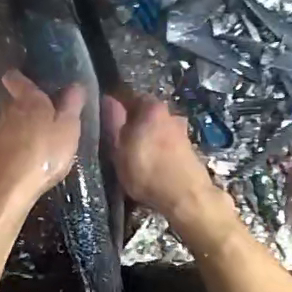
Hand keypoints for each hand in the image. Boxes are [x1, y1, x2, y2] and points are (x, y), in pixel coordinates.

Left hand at [0, 70, 83, 212]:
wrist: (12, 187)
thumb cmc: (45, 153)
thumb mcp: (69, 129)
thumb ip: (72, 106)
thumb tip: (75, 85)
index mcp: (28, 100)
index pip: (16, 78)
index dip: (21, 77)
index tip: (30, 80)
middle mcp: (9, 111)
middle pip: (17, 101)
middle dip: (30, 105)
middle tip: (49, 113)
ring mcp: (0, 132)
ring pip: (14, 122)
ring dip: (26, 126)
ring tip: (43, 137)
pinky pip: (11, 141)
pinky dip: (21, 144)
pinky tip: (33, 156)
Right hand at [102, 90, 222, 224]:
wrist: (186, 197)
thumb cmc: (147, 170)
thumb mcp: (119, 150)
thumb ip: (113, 125)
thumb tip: (107, 105)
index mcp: (151, 107)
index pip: (127, 95)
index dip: (113, 102)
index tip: (102, 112)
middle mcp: (169, 113)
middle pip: (145, 113)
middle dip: (132, 121)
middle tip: (117, 137)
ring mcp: (182, 131)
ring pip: (157, 128)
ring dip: (146, 137)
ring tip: (133, 153)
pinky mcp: (189, 150)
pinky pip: (166, 144)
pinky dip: (157, 149)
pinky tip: (150, 163)